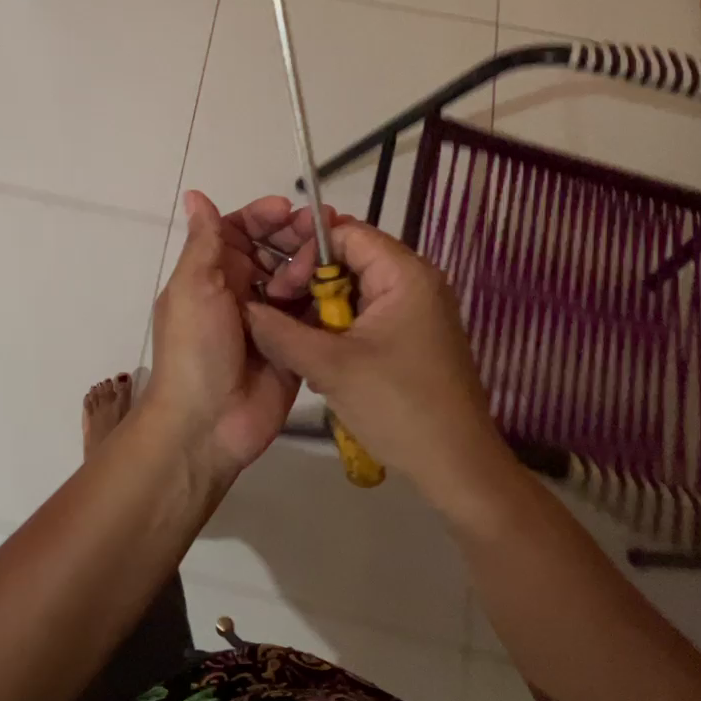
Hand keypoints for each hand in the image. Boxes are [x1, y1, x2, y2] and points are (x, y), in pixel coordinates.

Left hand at [145, 190, 332, 475]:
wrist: (208, 423)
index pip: (240, 230)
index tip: (289, 208)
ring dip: (312, 264)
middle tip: (324, 229)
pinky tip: (345, 286)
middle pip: (273, 250)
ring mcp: (269, 318)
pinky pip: (314, 312)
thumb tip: (194, 194)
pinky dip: (327, 297)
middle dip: (295, 235)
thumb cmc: (195, 348)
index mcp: (211, 273)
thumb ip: (204, 241)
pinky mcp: (294, 343)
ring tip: (332, 259)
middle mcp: (240, 290)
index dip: (263, 216)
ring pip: (297, 277)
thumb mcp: (194, 287)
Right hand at [242, 222, 518, 518]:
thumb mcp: (330, 367)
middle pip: (348, 257)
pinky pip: (363, 313)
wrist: (458, 468)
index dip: (305, 252)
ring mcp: (415, 310)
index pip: (345, 233)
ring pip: (352, 287)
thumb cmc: (399, 407)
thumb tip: (243, 308)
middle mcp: (414, 282)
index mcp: (404, 274)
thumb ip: (280, 332)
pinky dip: (334, 324)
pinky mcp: (410, 336)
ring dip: (317, 305)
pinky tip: (311, 347)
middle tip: (276, 306)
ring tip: (288, 330)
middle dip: (307, 278)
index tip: (278, 286)